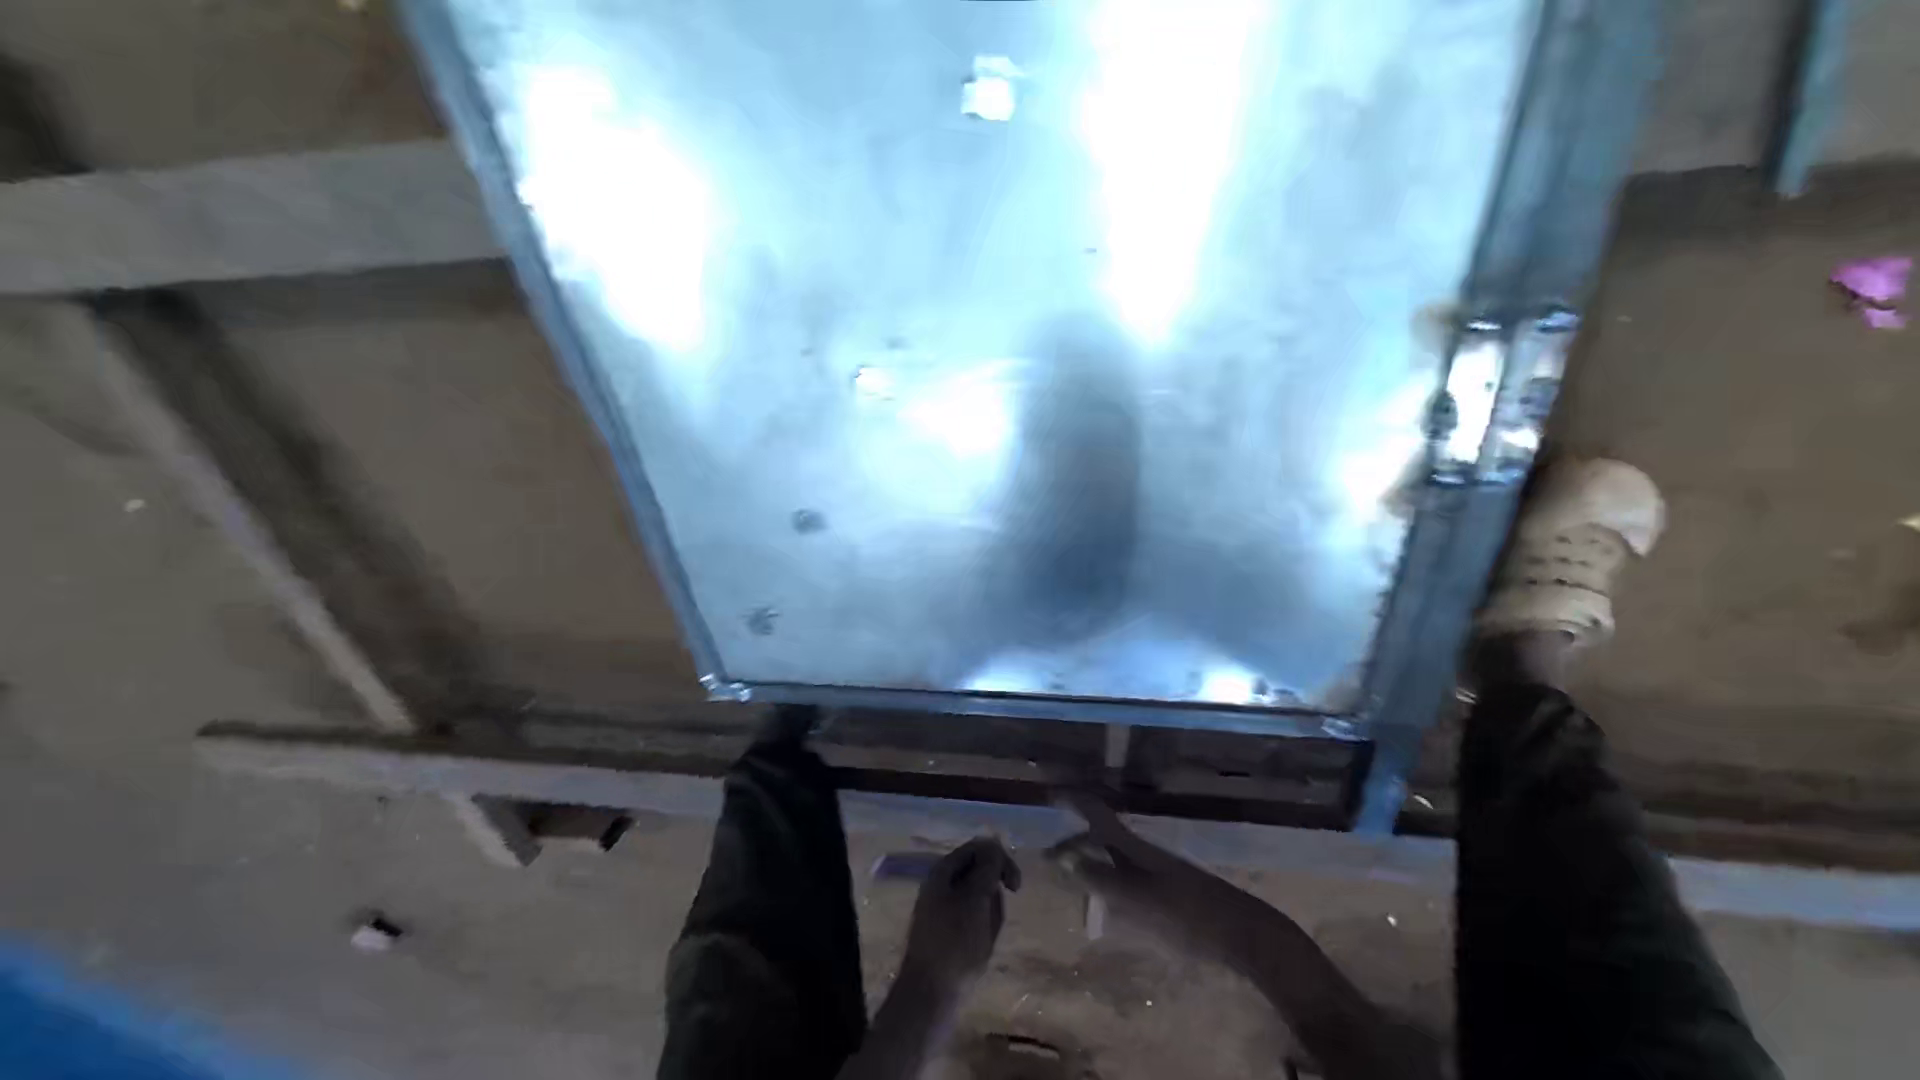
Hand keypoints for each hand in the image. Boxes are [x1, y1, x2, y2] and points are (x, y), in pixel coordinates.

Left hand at [897, 837, 1021, 999]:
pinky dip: (984, 928)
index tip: (1014, 886)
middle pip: (979, 872)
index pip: (978, 848)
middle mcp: (941, 884)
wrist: (930, 994)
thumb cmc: (955, 942)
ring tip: (986, 936)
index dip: (1000, 859)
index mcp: (943, 871)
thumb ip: (987, 867)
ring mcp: (943, 908)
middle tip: (996, 915)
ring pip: (979, 897)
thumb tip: (995, 845)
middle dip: (994, 891)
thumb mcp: (975, 898)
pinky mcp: (948, 931)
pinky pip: (974, 919)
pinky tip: (981, 948)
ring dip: (990, 912)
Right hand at [1047, 791, 1270, 965]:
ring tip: (1073, 880)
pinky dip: (1108, 878)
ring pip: (1114, 855)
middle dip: (1075, 841)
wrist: (1242, 933)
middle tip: (1052, 859)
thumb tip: (1062, 855)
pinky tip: (1106, 903)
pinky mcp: (1169, 888)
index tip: (1049, 794)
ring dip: (1091, 860)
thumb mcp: (1135, 898)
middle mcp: (1143, 850)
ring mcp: (1158, 868)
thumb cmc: (1185, 914)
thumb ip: (1098, 877)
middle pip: (1102, 834)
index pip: (1096, 811)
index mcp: (1133, 845)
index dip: (1072, 799)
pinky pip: (1126, 873)